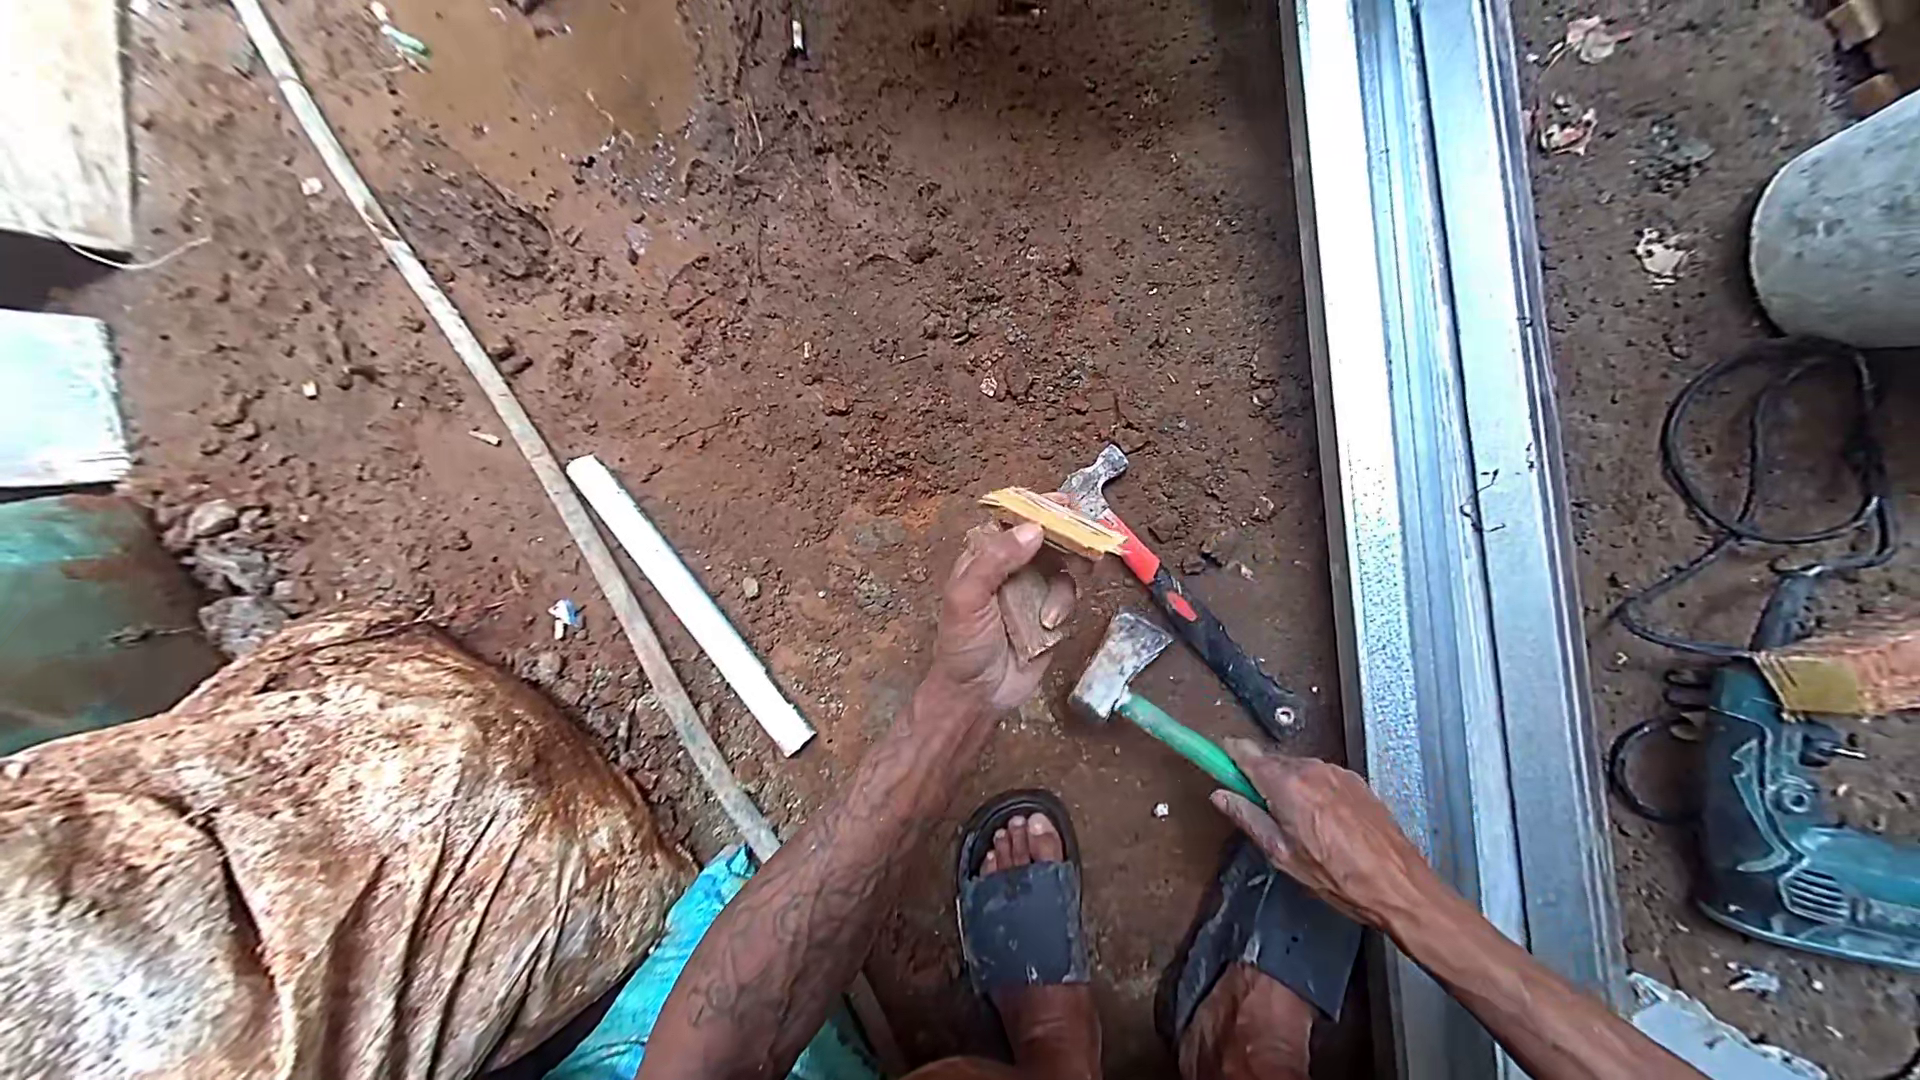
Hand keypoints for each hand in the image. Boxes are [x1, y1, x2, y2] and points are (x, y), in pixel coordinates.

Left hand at [922, 522, 1075, 717]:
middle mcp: (1010, 567)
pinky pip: (1068, 593)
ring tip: (1083, 568)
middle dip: (1067, 533)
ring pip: (1062, 563)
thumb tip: (1033, 528)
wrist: (978, 696)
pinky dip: (1064, 603)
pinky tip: (1050, 622)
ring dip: (1070, 568)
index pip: (1012, 520)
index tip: (1064, 503)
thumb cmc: (963, 645)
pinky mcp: (1049, 612)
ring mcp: (1031, 588)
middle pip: (1044, 536)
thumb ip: (995, 560)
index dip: (1038, 508)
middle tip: (1088, 533)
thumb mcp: (967, 598)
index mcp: (984, 556)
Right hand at [1210, 738, 1439, 931]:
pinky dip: (1314, 792)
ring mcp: (1335, 772)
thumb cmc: (1343, 878)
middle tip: (1265, 815)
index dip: (1226, 755)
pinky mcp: (1355, 780)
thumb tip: (1221, 796)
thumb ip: (1247, 818)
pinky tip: (1326, 824)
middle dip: (1261, 782)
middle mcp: (1310, 769)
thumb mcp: (1281, 854)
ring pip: (1295, 770)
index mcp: (1286, 785)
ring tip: (1301, 826)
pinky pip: (1320, 777)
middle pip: (1269, 762)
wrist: (1402, 888)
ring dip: (1289, 788)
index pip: (1243, 751)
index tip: (1216, 761)